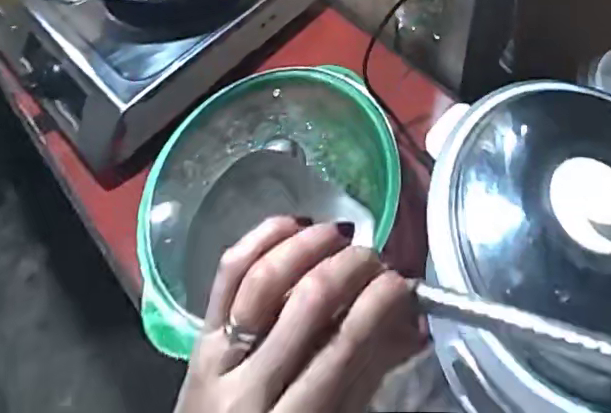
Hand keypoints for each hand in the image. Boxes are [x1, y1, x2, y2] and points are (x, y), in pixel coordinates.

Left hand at [174, 216, 425, 412]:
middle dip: (349, 268)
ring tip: (338, 234)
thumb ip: (366, 378)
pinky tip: (293, 224)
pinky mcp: (199, 329)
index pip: (343, 348)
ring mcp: (218, 352)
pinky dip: (262, 238)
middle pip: (306, 304)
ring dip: (307, 246)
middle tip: (375, 256)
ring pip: (264, 278)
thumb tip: (412, 323)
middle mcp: (249, 385)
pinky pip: (229, 270)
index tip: (402, 282)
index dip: (377, 305)